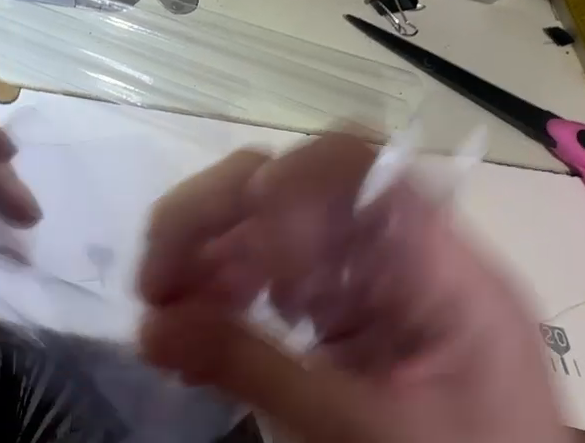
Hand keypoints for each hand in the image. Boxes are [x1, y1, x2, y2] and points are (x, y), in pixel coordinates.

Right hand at [137, 135, 568, 442]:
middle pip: (287, 184)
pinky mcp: (334, 307)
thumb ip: (253, 368)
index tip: (245, 243)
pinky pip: (259, 267)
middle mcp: (393, 254)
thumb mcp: (360, 428)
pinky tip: (190, 324)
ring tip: (161, 306)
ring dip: (197, 250)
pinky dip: (213, 285)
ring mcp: (360, 278)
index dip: (290, 181)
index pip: (360, 168)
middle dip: (210, 218)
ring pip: (259, 218)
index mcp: (437, 268)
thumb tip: (147, 327)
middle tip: (156, 278)